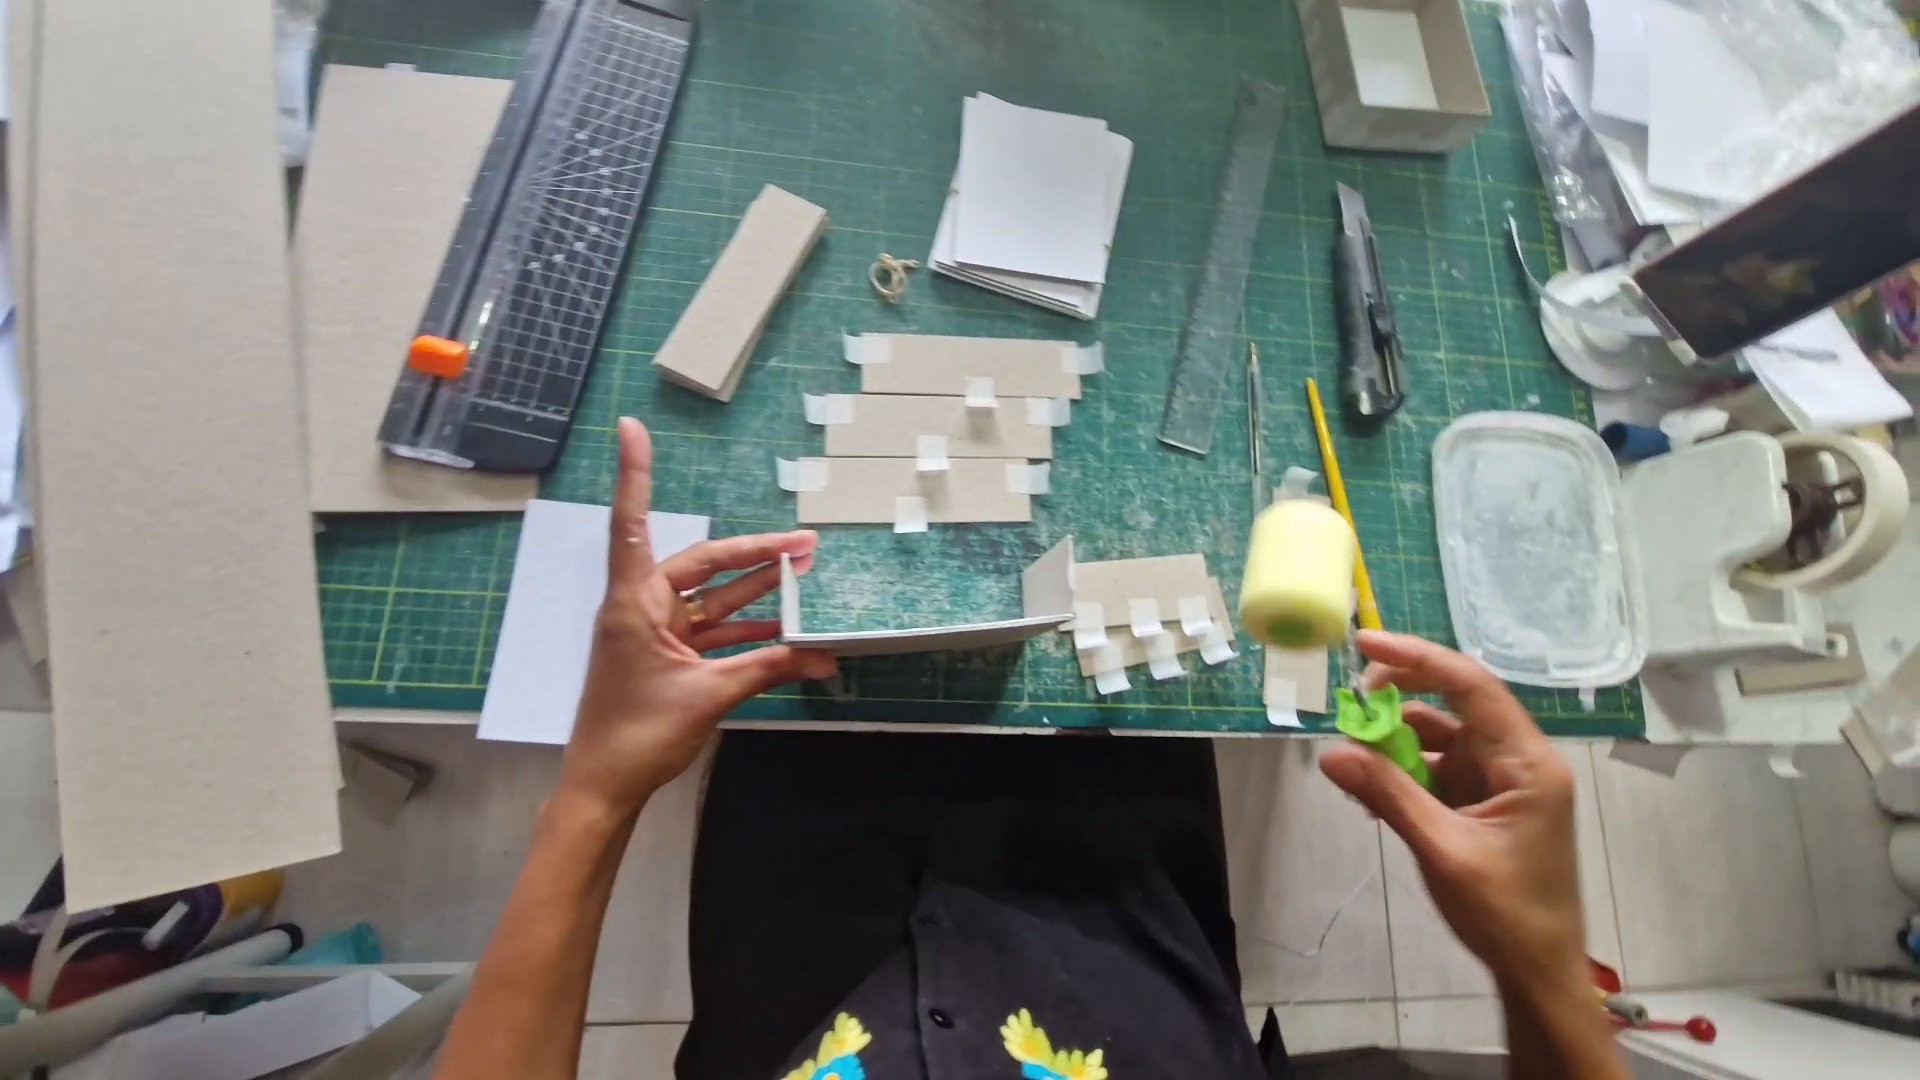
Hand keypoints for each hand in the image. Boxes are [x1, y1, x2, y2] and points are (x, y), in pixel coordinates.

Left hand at [559, 418, 838, 814]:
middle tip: (805, 541)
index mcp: (634, 603)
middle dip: (756, 552)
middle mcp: (643, 607)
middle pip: (704, 565)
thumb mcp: (711, 695)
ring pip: (715, 598)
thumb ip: (771, 668)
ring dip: (758, 588)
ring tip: (806, 572)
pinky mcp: (670, 657)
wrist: (604, 788)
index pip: (634, 524)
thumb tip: (826, 658)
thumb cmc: (639, 735)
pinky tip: (788, 626)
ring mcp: (658, 633)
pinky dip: (750, 630)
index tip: (631, 427)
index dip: (636, 475)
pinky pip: (716, 631)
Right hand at [1320, 630, 1585, 992]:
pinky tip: (1368, 789)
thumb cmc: (1506, 911)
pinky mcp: (1476, 796)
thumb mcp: (1442, 848)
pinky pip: (1428, 763)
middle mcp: (1513, 758)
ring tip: (1352, 759)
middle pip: (1451, 701)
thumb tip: (1329, 751)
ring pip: (1434, 733)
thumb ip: (1386, 794)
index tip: (1364, 644)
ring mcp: (1494, 777)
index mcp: (1526, 762)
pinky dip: (1395, 768)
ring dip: (1391, 739)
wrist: (1537, 970)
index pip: (1471, 686)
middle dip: (1398, 695)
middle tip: (1351, 704)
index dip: (1417, 658)